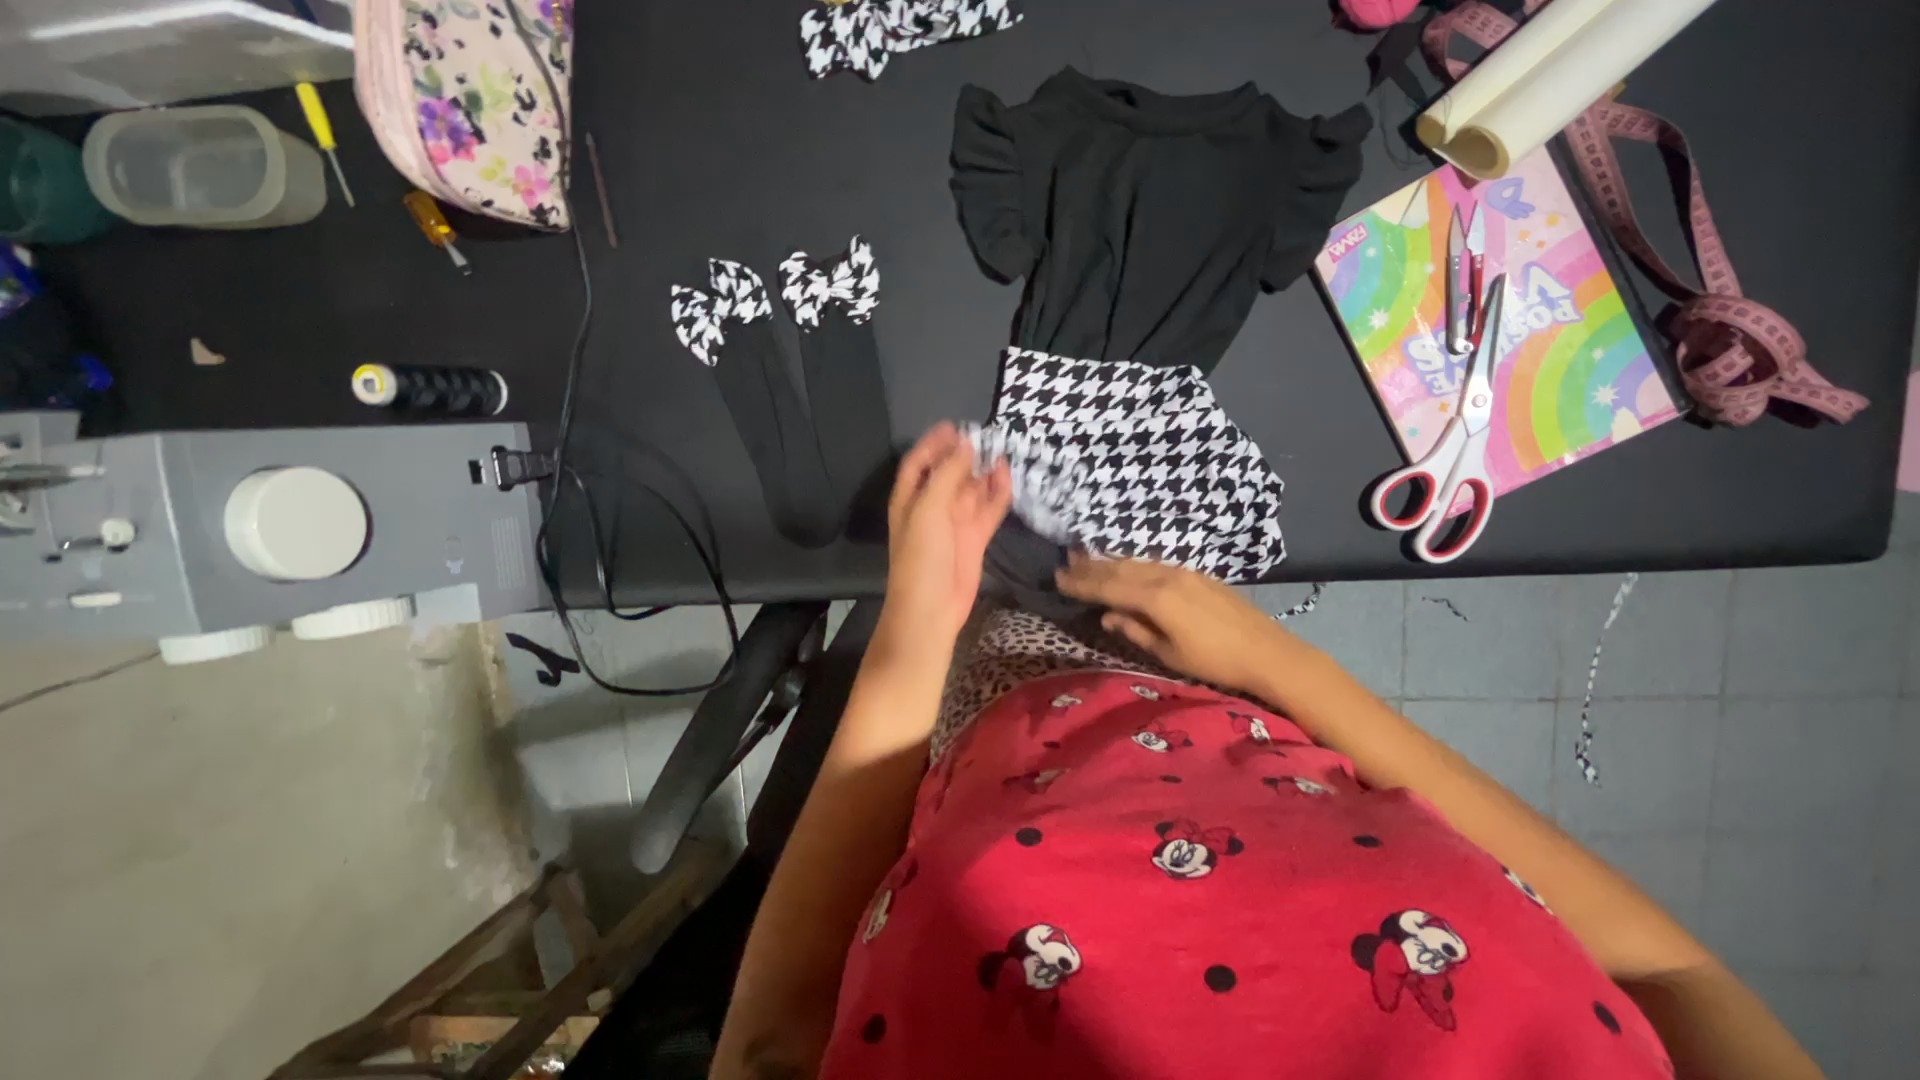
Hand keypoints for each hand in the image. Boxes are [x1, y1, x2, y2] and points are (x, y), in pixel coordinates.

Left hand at [880, 423, 1011, 649]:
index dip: (933, 444)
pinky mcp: (975, 538)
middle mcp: (931, 507)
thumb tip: (967, 444)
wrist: (931, 608)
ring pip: (972, 489)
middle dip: (965, 455)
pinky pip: (988, 509)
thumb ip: (948, 474)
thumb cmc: (921, 557)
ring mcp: (954, 523)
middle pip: (948, 473)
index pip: (919, 462)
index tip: (954, 426)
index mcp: (909, 499)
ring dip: (984, 473)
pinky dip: (998, 494)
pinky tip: (1008, 477)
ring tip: (1002, 452)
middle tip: (988, 436)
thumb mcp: (929, 509)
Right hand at [1055, 553, 1307, 694]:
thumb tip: (1108, 615)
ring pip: (1138, 563)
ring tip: (1087, 559)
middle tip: (1065, 563)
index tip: (1057, 578)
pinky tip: (1127, 567)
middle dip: (1090, 568)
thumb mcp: (1168, 653)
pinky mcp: (1198, 574)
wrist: (1267, 652)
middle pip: (1120, 569)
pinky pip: (1155, 564)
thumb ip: (1135, 630)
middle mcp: (1166, 576)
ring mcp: (1184, 572)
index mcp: (1155, 598)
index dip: (1081, 584)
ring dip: (1110, 562)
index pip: (1108, 587)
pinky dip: (1133, 565)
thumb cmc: (1214, 661)